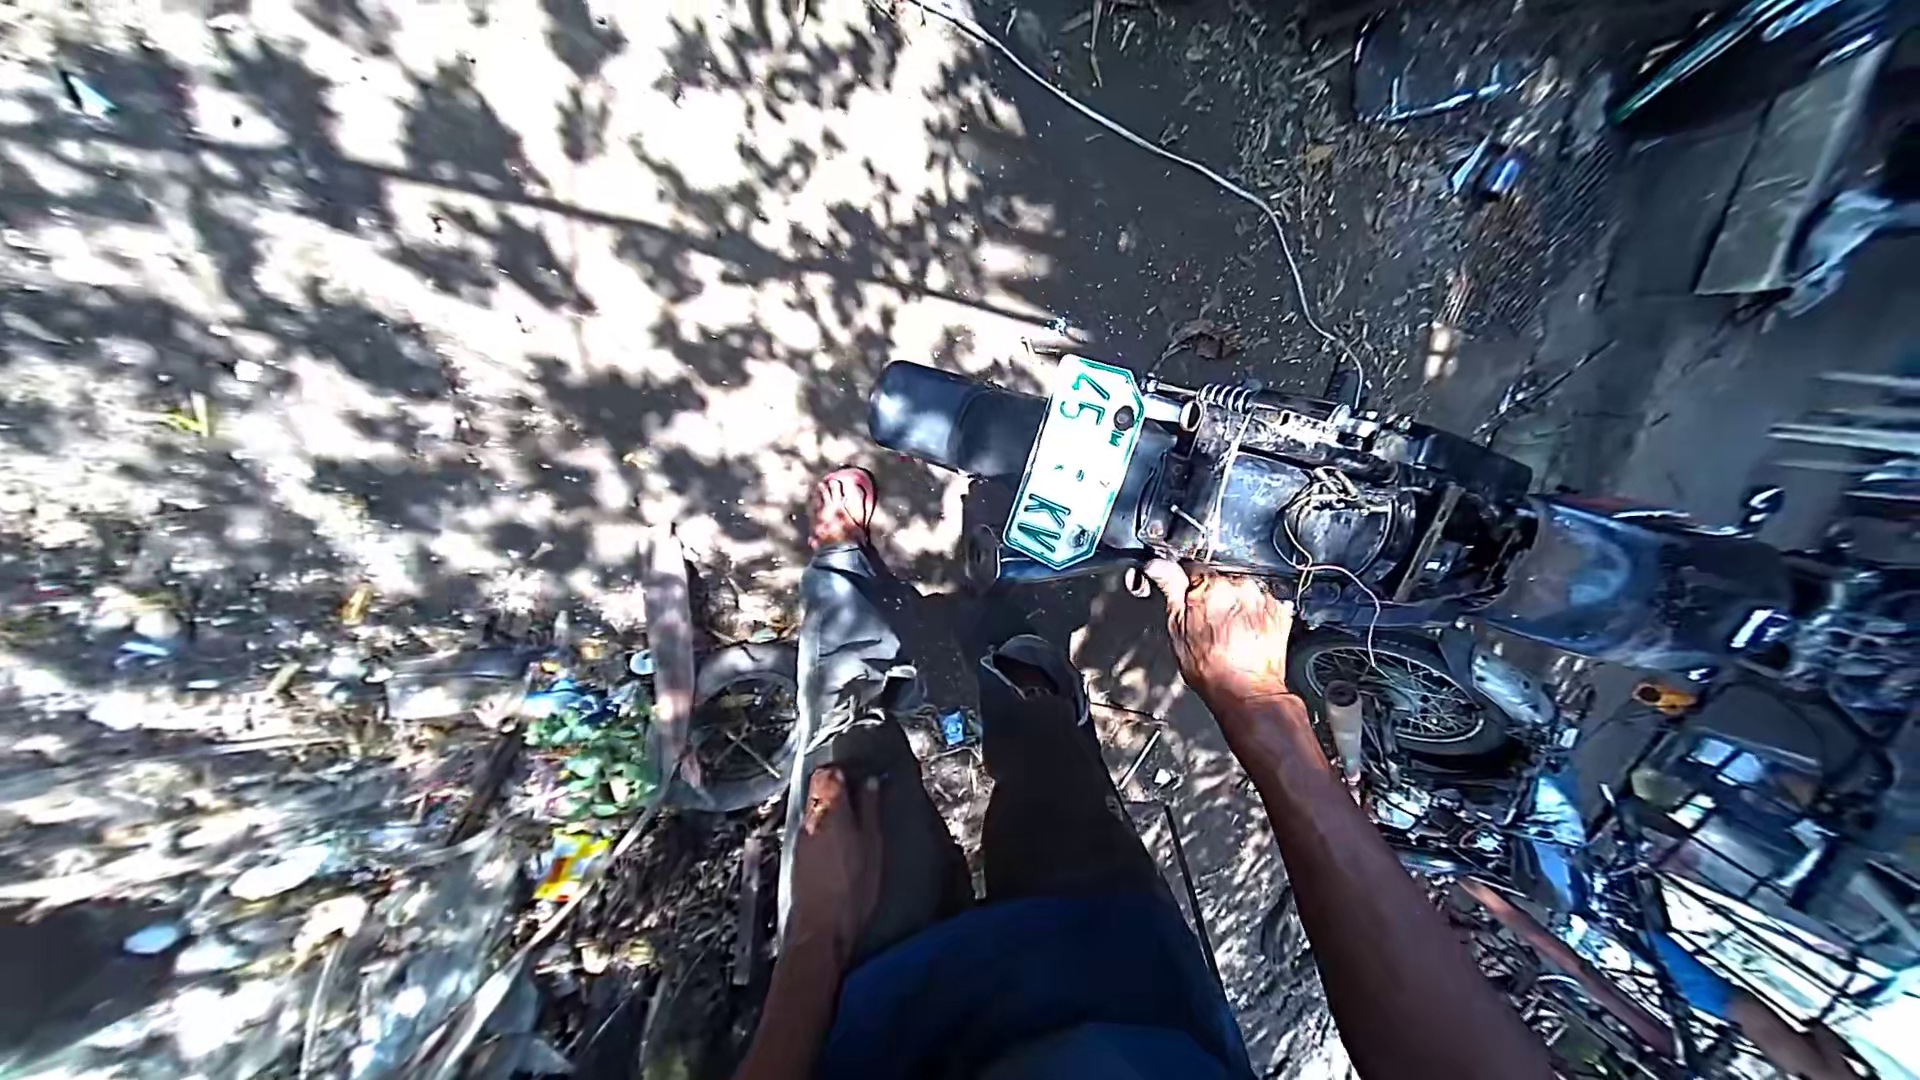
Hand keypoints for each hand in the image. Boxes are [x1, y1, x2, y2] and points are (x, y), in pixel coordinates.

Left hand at [786, 766, 883, 970]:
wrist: (820, 930)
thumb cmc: (852, 889)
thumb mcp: (873, 845)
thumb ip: (871, 809)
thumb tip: (871, 782)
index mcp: (831, 810)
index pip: (829, 772)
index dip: (845, 768)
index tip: (862, 773)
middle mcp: (810, 818)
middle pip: (818, 786)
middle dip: (837, 784)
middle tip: (860, 791)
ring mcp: (801, 837)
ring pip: (814, 806)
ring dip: (831, 804)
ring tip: (854, 815)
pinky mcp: (798, 855)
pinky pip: (811, 826)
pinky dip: (825, 823)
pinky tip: (841, 839)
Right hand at [1143, 560, 1296, 708]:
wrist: (1248, 693)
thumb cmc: (1211, 667)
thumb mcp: (1177, 628)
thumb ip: (1170, 588)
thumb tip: (1158, 565)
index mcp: (1212, 586)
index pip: (1192, 568)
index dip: (1183, 585)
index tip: (1184, 599)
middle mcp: (1241, 586)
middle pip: (1219, 579)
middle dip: (1211, 596)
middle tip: (1204, 622)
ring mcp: (1263, 599)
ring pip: (1240, 591)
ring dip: (1233, 604)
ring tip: (1226, 631)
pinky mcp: (1280, 612)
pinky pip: (1260, 603)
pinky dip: (1252, 613)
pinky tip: (1243, 633)